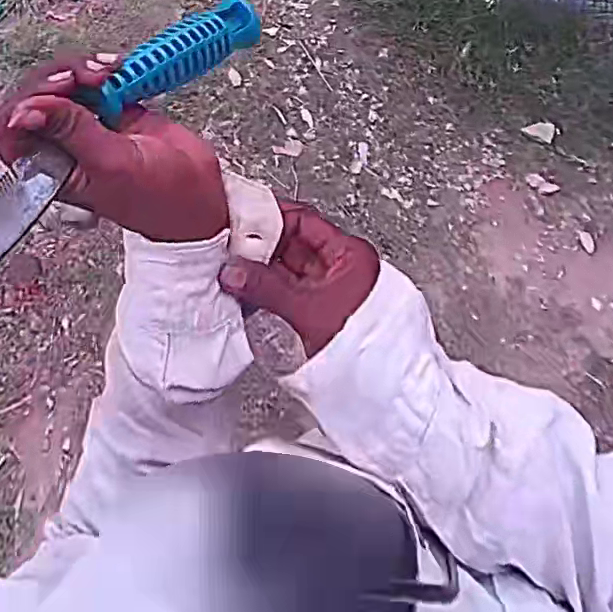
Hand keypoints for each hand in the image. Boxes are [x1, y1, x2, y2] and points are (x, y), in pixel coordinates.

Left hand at [0, 53, 229, 242]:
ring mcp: (83, 124)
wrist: (199, 192)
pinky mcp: (108, 109)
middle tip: (88, 79)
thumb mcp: (112, 164)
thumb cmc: (157, 197)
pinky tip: (119, 71)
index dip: (24, 102)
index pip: (8, 129)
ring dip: (82, 70)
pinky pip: (93, 80)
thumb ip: (72, 132)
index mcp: (47, 167)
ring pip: (62, 83)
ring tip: (108, 73)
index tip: (58, 92)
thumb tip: (28, 111)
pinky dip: (104, 69)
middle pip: (34, 96)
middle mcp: (59, 145)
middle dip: (58, 78)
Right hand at [217, 202, 378, 354]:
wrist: (381, 394)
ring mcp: (330, 292)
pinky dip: (267, 289)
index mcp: (350, 256)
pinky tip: (248, 289)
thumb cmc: (366, 350)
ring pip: (288, 270)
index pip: (304, 222)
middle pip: (293, 245)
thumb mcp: (307, 311)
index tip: (244, 217)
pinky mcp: (319, 314)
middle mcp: (341, 270)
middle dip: (260, 245)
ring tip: (234, 266)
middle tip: (231, 244)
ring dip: (261, 269)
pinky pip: (287, 292)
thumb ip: (266, 287)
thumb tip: (235, 270)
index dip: (272, 217)